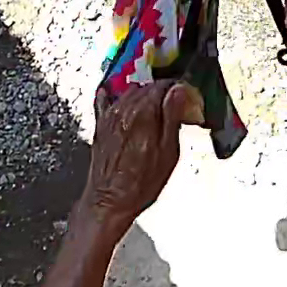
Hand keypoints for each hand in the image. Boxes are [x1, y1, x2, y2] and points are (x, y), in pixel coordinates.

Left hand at [79, 81, 186, 240]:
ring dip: (144, 95)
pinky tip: (123, 100)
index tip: (185, 98)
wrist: (110, 201)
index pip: (163, 85)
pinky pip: (106, 99)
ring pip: (130, 92)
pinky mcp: (100, 123)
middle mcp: (124, 109)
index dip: (177, 90)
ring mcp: (110, 115)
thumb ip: (172, 116)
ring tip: (154, 109)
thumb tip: (179, 90)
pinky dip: (116, 96)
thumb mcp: (168, 153)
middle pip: (147, 87)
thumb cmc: (140, 184)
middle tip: (174, 106)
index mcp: (144, 113)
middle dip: (162, 93)